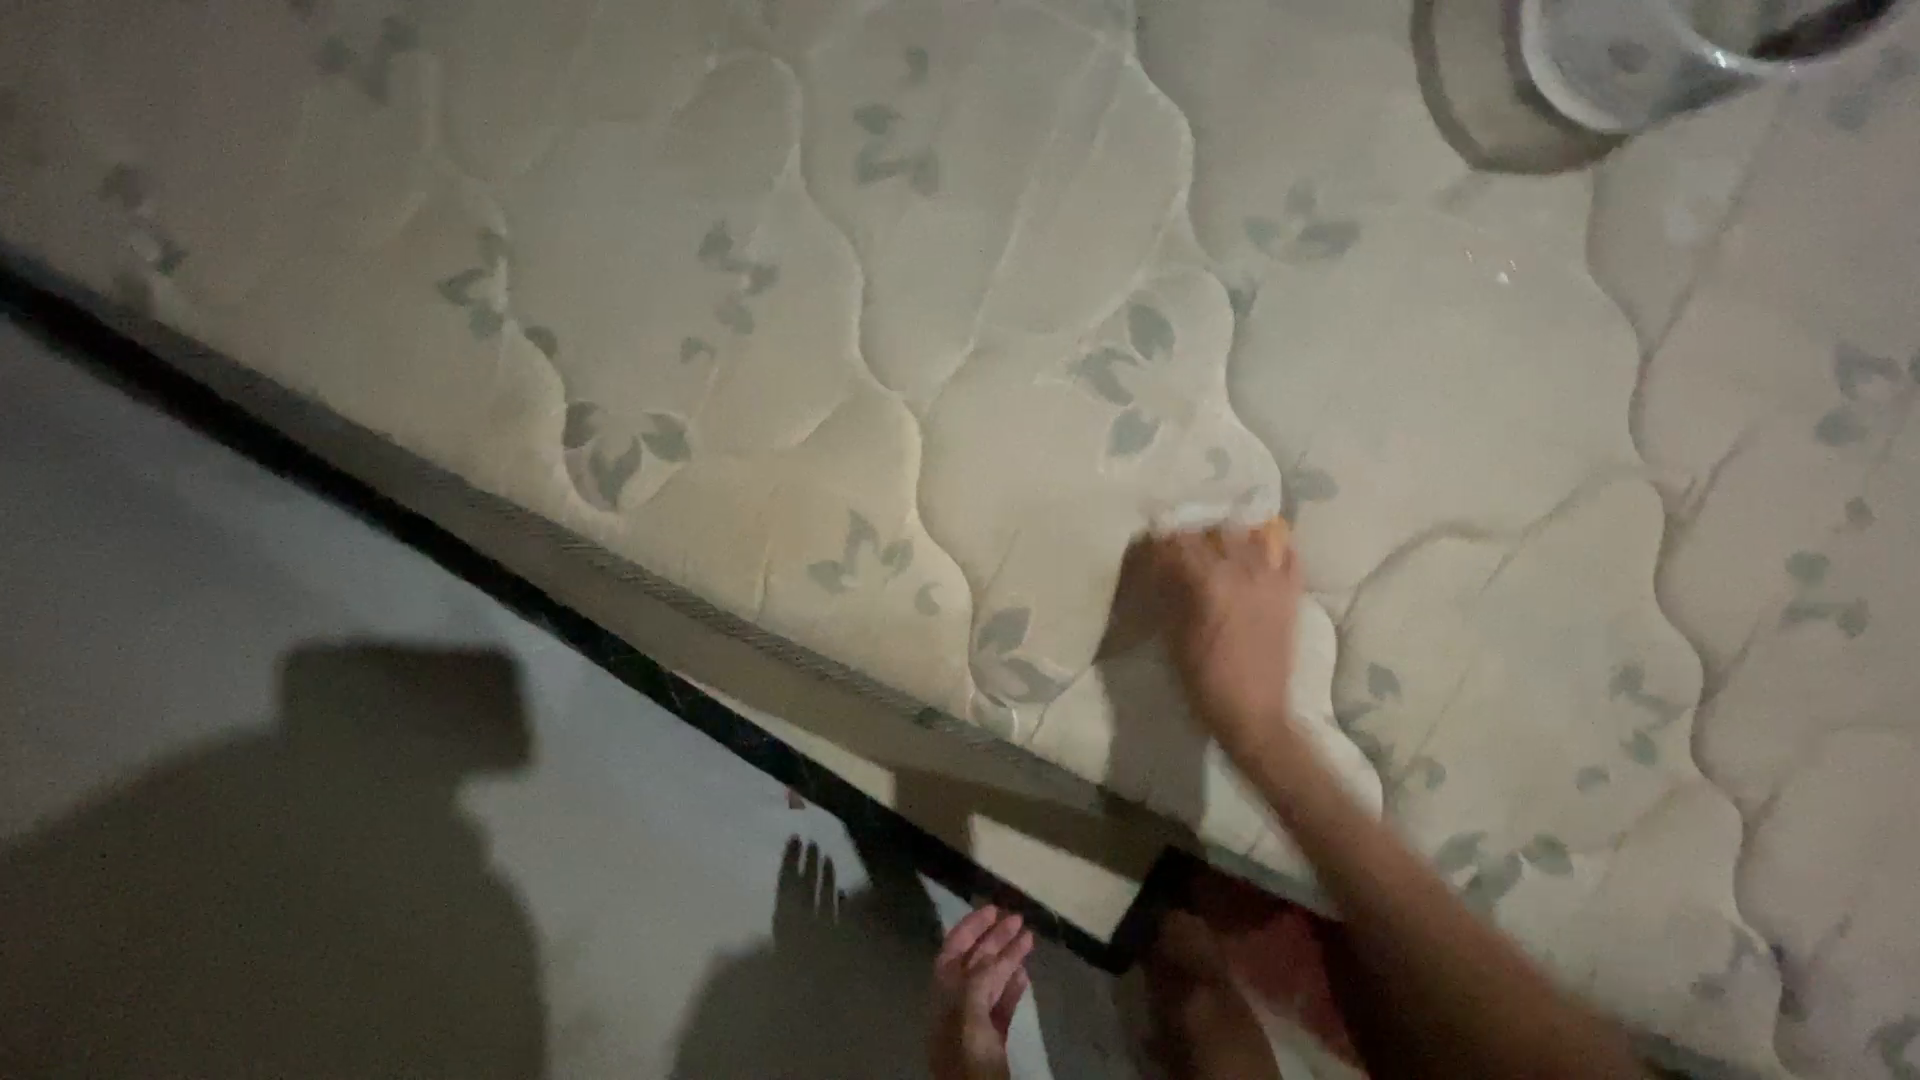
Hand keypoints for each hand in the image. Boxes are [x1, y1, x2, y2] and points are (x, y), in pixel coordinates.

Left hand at [929, 906, 1032, 1079]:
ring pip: (990, 984)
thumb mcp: (970, 1021)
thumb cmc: (970, 1067)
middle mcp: (955, 1008)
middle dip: (995, 939)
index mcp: (943, 999)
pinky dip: (1012, 989)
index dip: (971, 928)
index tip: (993, 909)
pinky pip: (1000, 1009)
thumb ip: (978, 983)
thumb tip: (994, 956)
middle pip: (974, 964)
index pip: (953, 951)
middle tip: (1018, 918)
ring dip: (1008, 959)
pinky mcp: (992, 1046)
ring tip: (1029, 938)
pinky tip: (1025, 975)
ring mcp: (974, 1027)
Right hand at [1143, 522, 1303, 762]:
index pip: (1180, 543)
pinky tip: (1257, 554)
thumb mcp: (1174, 637)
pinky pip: (1288, 555)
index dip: (1161, 542)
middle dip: (1195, 536)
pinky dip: (1272, 548)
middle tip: (1180, 548)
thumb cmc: (1204, 680)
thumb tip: (1161, 566)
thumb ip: (1170, 594)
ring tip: (1217, 549)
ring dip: (1230, 538)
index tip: (1150, 548)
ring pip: (1251, 537)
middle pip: (1216, 532)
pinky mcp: (1292, 594)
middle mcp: (1244, 572)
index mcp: (1210, 582)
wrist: (1254, 713)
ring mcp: (1273, 580)